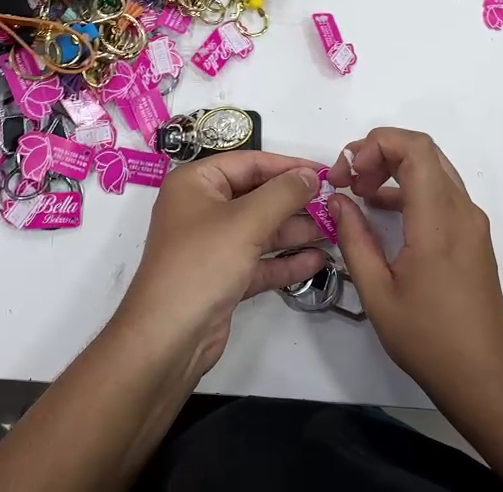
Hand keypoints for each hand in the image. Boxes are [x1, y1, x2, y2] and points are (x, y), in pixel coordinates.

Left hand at [120, 151, 328, 377]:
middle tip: (334, 204)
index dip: (288, 166)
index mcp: (196, 183)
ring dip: (295, 231)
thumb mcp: (245, 222)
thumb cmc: (201, 264)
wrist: (168, 337)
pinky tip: (317, 261)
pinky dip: (285, 261)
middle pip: (257, 196)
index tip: (325, 173)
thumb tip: (311, 174)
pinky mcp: (223, 276)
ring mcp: (212, 244)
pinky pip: (259, 260)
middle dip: (295, 202)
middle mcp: (202, 208)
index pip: (249, 163)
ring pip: (261, 230)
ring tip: (333, 231)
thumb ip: (283, 194)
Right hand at [328, 127, 502, 397]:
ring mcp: (471, 222)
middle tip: (349, 180)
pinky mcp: (472, 235)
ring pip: (432, 169)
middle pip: (423, 151)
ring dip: (393, 169)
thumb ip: (354, 239)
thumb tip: (337, 201)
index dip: (375, 144)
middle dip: (379, 152)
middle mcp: (461, 210)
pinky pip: (440, 192)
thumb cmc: (430, 339)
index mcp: (439, 220)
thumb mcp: (378, 293)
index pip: (414, 148)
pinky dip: (408, 188)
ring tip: (358, 194)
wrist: (488, 378)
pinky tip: (381, 212)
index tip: (347, 173)